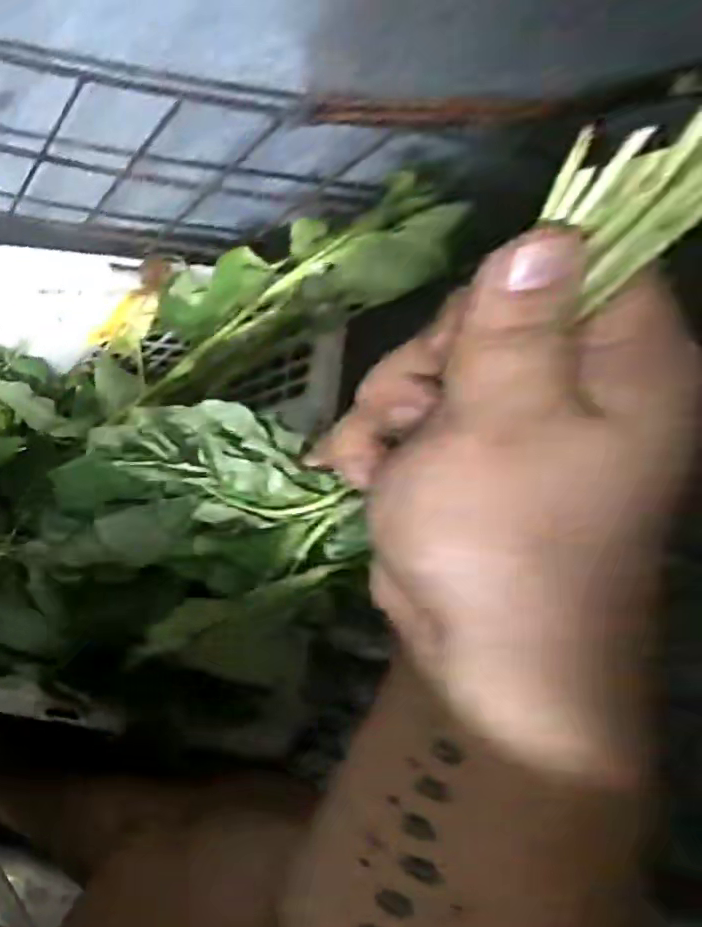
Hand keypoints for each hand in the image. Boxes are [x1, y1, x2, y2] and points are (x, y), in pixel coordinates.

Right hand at [318, 229, 699, 775]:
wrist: (481, 635)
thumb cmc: (499, 529)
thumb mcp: (495, 421)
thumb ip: (513, 330)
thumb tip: (545, 234)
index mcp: (621, 364)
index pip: (571, 274)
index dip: (494, 299)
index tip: (454, 348)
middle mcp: (574, 387)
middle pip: (477, 327)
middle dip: (414, 369)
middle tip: (406, 418)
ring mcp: (514, 428)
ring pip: (423, 379)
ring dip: (378, 415)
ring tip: (375, 464)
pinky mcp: (463, 461)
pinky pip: (405, 425)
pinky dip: (372, 447)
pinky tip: (363, 478)